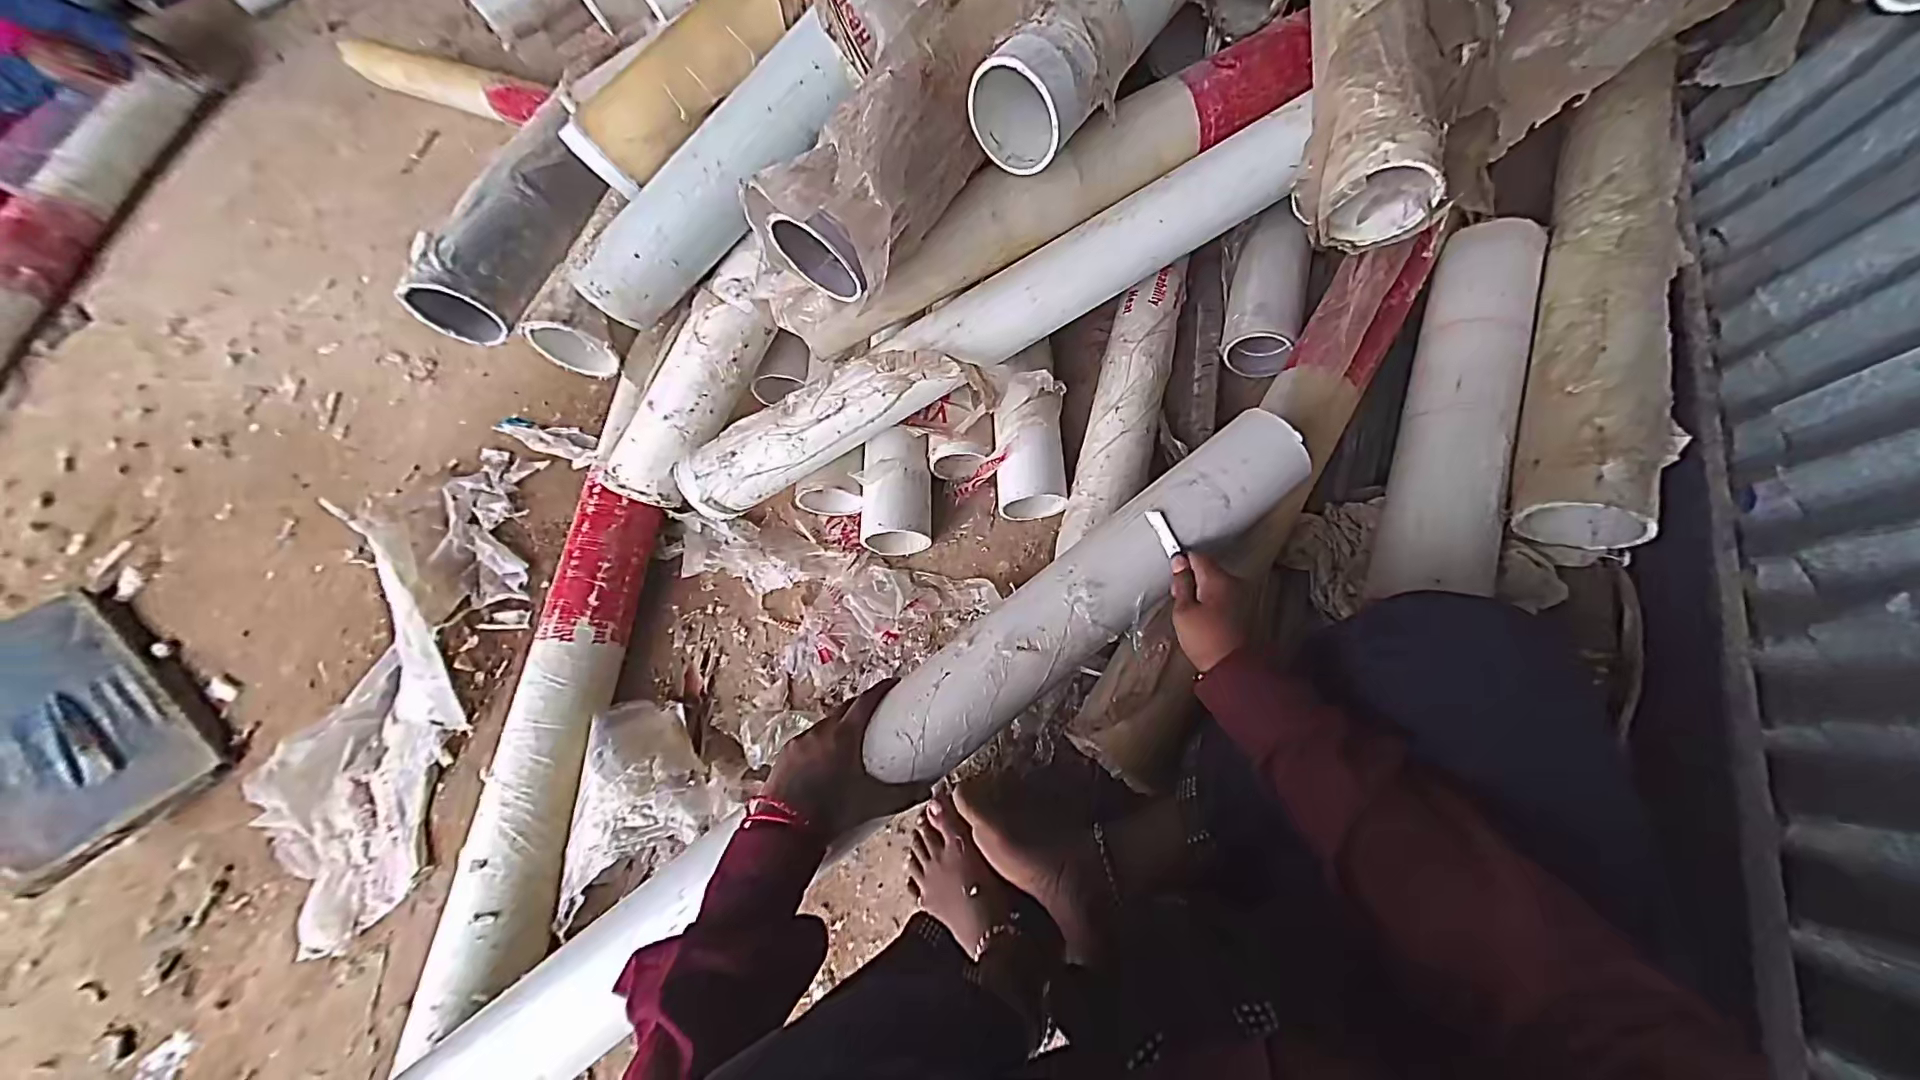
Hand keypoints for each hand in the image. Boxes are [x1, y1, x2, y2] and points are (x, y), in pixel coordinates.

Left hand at [763, 680, 929, 835]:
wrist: (787, 833)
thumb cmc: (834, 814)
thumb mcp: (876, 803)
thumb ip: (906, 795)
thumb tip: (929, 789)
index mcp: (845, 734)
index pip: (867, 700)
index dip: (882, 688)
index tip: (894, 684)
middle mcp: (822, 731)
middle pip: (846, 708)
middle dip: (862, 705)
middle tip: (877, 711)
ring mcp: (801, 741)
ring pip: (825, 724)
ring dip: (840, 724)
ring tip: (852, 737)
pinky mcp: (786, 754)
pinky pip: (808, 740)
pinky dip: (820, 742)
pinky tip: (825, 757)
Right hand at [1169, 552, 1245, 673]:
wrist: (1231, 668)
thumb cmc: (1205, 640)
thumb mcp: (1183, 610)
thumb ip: (1181, 583)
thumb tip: (1179, 564)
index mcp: (1218, 579)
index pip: (1197, 557)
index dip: (1181, 562)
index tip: (1173, 573)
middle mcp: (1233, 583)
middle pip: (1207, 568)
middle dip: (1191, 578)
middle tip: (1179, 598)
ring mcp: (1240, 596)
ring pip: (1214, 583)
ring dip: (1201, 590)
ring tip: (1190, 612)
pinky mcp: (1242, 609)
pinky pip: (1222, 595)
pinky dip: (1210, 601)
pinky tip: (1203, 617)